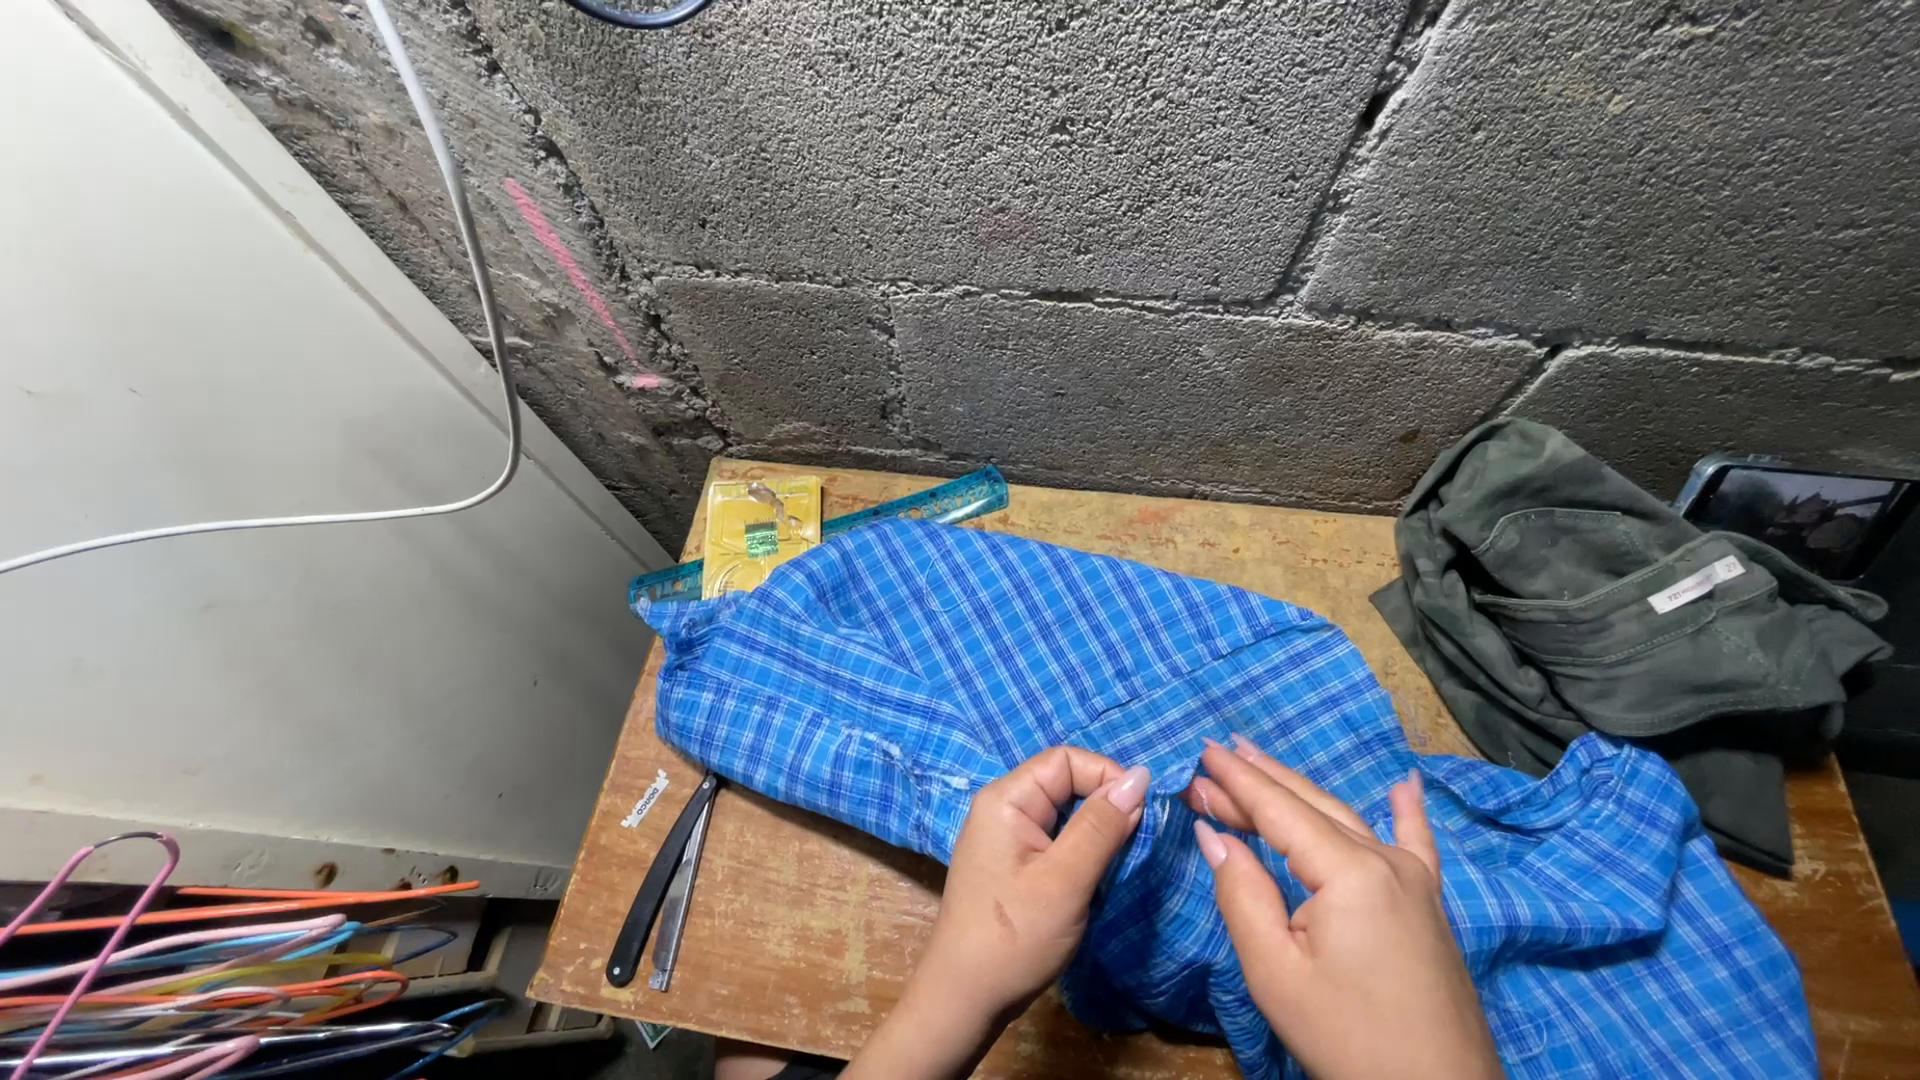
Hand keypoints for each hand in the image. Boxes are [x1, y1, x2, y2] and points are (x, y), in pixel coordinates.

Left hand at [844, 746, 1148, 1079]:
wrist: (964, 999)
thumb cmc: (1014, 937)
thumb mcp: (1066, 880)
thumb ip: (1102, 825)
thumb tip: (1140, 776)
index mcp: (1006, 799)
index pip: (1065, 760)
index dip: (1107, 775)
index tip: (1143, 811)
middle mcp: (1002, 807)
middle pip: (1065, 782)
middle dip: (1105, 803)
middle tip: (1136, 840)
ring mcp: (1006, 836)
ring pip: (1064, 812)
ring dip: (1097, 829)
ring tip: (1121, 859)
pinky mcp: (1013, 863)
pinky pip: (1056, 837)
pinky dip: (1082, 849)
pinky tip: (1098, 874)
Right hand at [1187, 738, 1500, 1079]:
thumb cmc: (1348, 1038)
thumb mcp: (1275, 972)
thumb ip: (1241, 892)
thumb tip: (1213, 833)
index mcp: (1348, 872)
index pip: (1277, 809)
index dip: (1236, 781)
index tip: (1201, 751)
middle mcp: (1385, 860)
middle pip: (1308, 806)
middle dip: (1256, 779)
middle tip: (1212, 756)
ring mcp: (1413, 879)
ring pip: (1345, 817)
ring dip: (1297, 788)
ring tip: (1257, 758)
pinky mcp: (1429, 903)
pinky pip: (1417, 843)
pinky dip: (1408, 811)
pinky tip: (1406, 783)